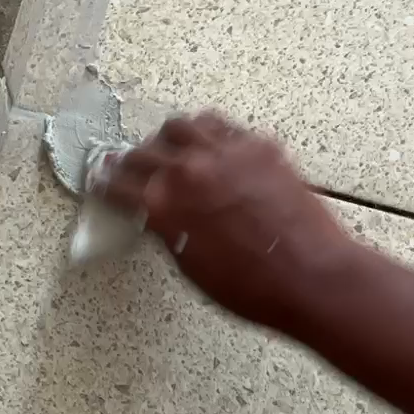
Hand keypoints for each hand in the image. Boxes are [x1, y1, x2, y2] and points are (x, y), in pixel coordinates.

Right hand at [96, 113, 355, 329]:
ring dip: (169, 137)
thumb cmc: (251, 288)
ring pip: (180, 125)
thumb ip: (167, 231)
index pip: (118, 185)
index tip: (101, 181)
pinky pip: (221, 125)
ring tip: (172, 148)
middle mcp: (187, 170)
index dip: (105, 184)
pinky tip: (211, 146)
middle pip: (143, 151)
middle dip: (132, 161)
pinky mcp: (257, 145)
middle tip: (131, 167)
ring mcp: (224, 152)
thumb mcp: (189, 266)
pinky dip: (207, 133)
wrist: (312, 277)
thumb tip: (159, 215)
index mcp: (162, 206)